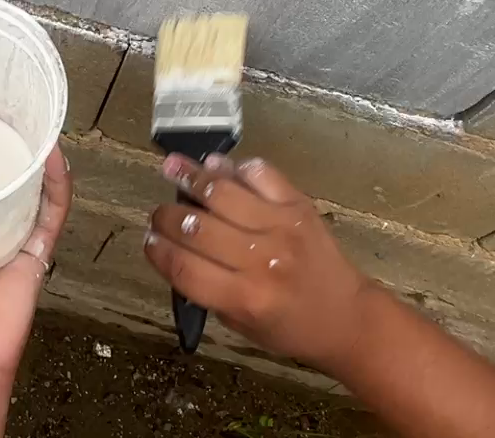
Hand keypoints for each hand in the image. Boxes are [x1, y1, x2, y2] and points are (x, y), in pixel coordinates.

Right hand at [144, 153, 374, 374]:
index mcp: (245, 298)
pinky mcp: (298, 204)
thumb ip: (206, 287)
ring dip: (191, 177)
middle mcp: (261, 260)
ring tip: (172, 166)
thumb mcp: (241, 324)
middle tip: (158, 213)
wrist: (348, 317)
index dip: (157, 249)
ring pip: (223, 192)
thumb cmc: (290, 327)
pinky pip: (259, 173)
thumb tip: (173, 243)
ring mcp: (281, 226)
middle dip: (167, 216)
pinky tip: (217, 166)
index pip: (185, 267)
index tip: (147, 238)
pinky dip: (234, 167)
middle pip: (197, 227)